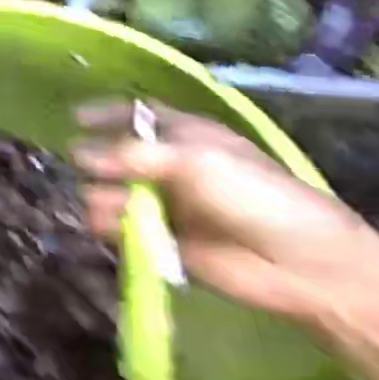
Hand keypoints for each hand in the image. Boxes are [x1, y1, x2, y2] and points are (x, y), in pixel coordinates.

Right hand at [73, 102, 378, 323]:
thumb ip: (131, 155)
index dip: (107, 113)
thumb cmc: (256, 198)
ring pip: (108, 191)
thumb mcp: (195, 161)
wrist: (301, 266)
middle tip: (91, 168)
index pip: (138, 116)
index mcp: (186, 137)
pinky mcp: (157, 239)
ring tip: (111, 206)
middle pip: (113, 154)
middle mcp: (169, 167)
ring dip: (101, 196)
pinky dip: (106, 225)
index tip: (76, 118)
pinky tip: (111, 226)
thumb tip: (78, 155)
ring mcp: (162, 203)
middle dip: (96, 160)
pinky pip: (114, 226)